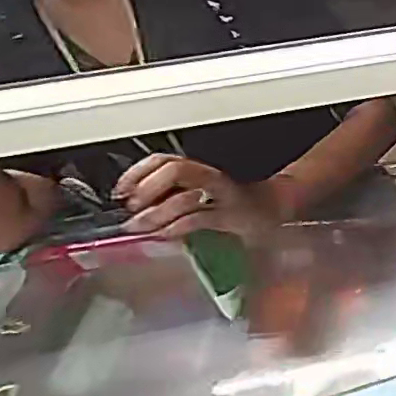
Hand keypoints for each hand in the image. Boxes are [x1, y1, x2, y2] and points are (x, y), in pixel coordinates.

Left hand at [113, 153, 277, 241]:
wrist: (275, 208)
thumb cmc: (236, 205)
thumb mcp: (203, 195)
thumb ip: (173, 198)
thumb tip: (136, 211)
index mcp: (199, 172)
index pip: (163, 160)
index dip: (137, 173)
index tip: (120, 191)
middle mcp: (210, 179)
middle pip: (173, 170)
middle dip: (146, 188)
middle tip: (132, 207)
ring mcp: (222, 197)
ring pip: (183, 196)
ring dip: (156, 213)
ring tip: (142, 227)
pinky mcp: (231, 217)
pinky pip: (199, 220)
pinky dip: (178, 227)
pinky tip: (166, 234)